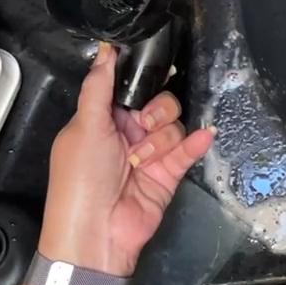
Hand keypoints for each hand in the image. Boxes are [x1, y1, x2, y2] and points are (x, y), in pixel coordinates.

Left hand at [39, 44, 215, 277]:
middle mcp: (127, 135)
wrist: (95, 233)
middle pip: (158, 104)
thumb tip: (105, 51)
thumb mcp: (84, 126)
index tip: (146, 75)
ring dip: (161, 140)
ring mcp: (149, 155)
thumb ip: (99, 87)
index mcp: (101, 121)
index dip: (138, 83)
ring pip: (173, 127)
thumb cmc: (80, 179)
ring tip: (143, 160)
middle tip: (141, 127)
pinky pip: (187, 151)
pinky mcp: (167, 175)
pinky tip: (205, 135)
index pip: (128, 90)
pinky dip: (196, 143)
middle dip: (155, 112)